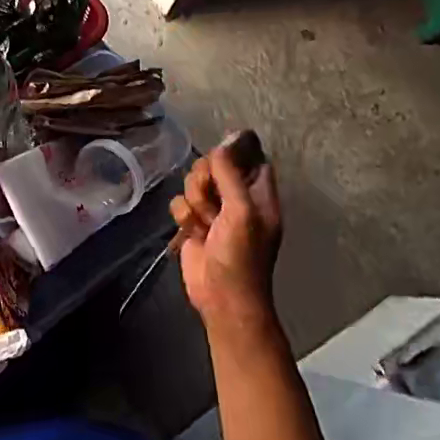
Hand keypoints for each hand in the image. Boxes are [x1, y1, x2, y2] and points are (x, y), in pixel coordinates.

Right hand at [170, 136, 282, 336]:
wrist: (222, 299)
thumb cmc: (241, 256)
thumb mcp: (241, 211)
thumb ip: (230, 174)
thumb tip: (225, 140)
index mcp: (259, 193)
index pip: (250, 158)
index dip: (234, 152)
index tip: (219, 155)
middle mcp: (237, 198)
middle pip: (215, 166)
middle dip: (206, 180)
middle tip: (212, 201)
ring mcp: (214, 211)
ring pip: (193, 183)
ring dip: (196, 202)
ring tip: (205, 224)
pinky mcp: (193, 224)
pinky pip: (180, 203)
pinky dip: (184, 217)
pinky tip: (193, 234)